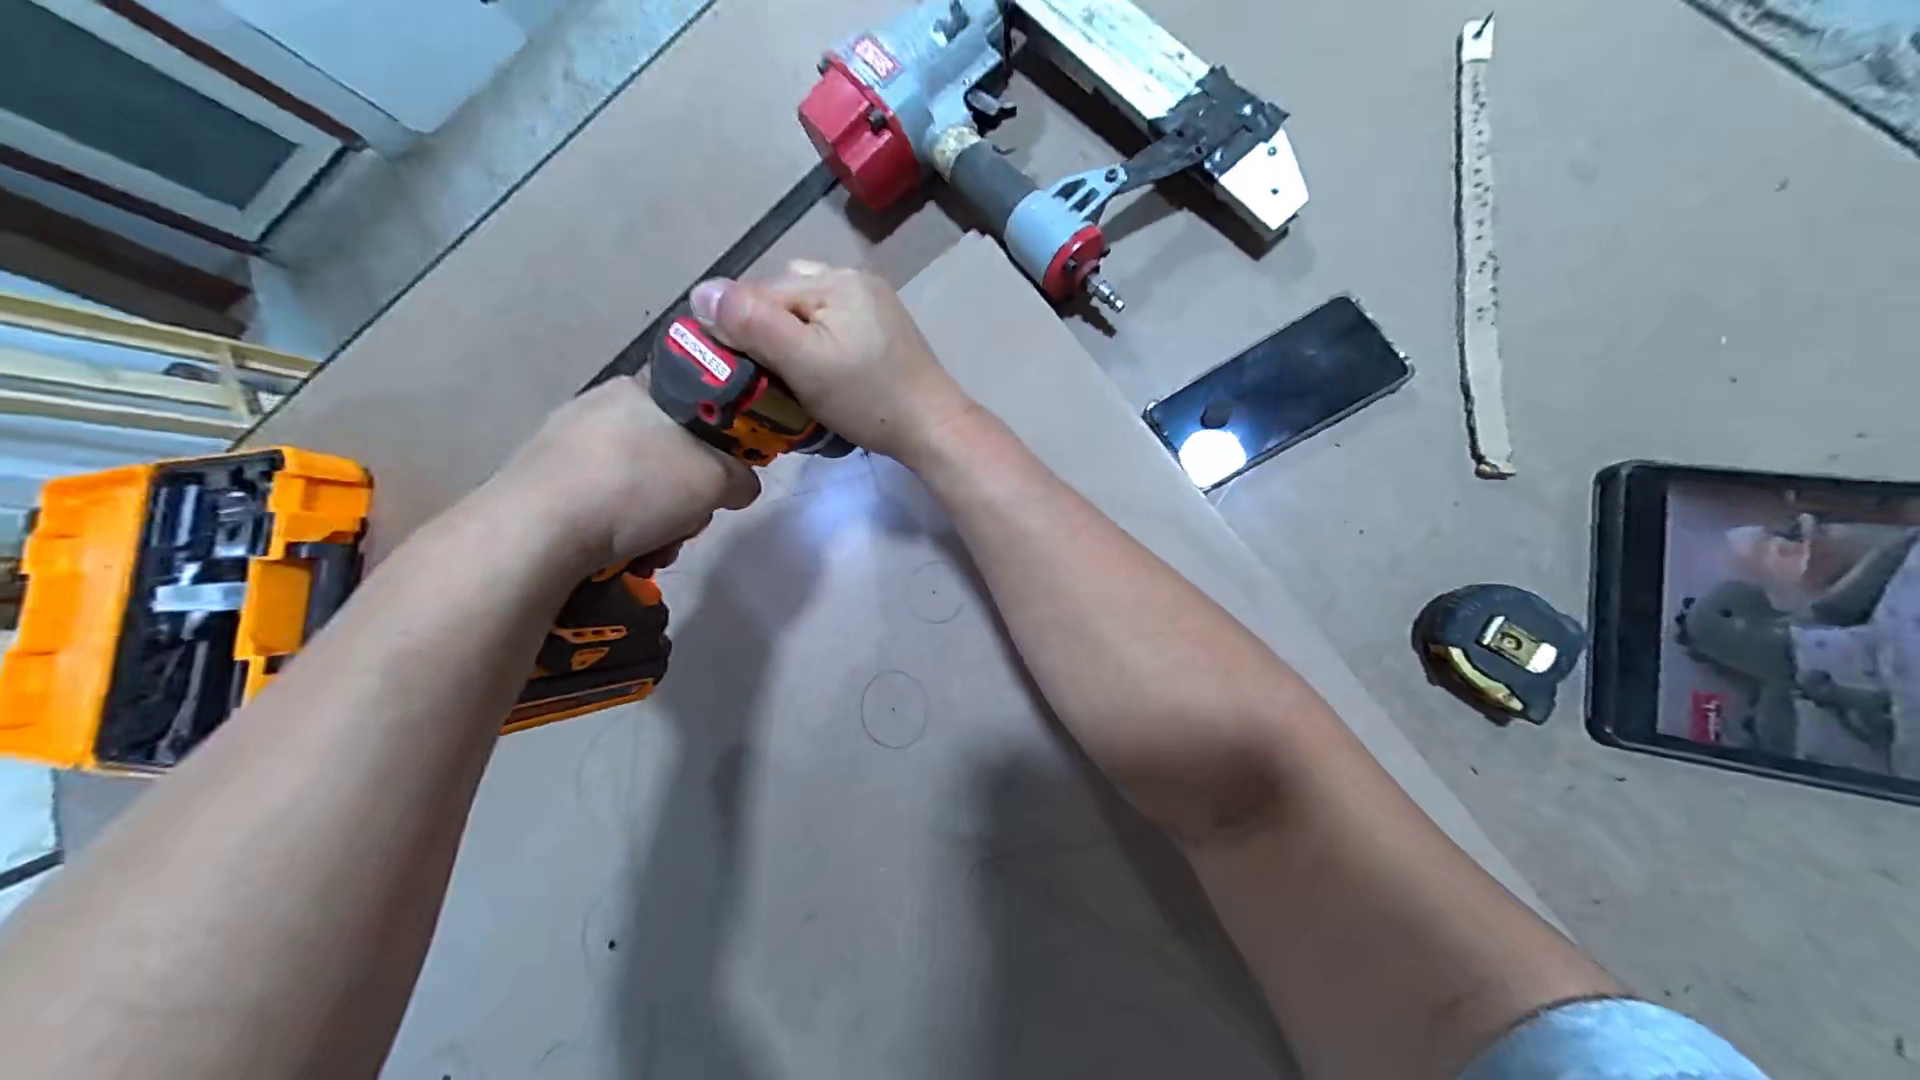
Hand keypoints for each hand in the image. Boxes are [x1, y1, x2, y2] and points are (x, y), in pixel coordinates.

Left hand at [478, 376, 759, 575]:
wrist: (538, 530)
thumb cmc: (638, 486)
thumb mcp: (718, 480)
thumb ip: (743, 478)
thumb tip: (738, 486)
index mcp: (643, 389)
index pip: (700, 405)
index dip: (722, 444)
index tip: (725, 478)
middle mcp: (604, 406)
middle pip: (673, 454)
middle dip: (689, 498)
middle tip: (690, 523)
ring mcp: (569, 443)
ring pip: (642, 483)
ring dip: (661, 521)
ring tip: (656, 550)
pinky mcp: (546, 480)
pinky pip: (607, 500)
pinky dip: (624, 528)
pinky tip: (626, 553)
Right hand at [690, 261, 978, 464]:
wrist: (932, 427)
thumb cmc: (868, 399)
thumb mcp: (804, 363)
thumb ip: (753, 325)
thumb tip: (701, 291)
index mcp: (835, 279)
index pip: (760, 292)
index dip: (739, 330)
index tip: (737, 372)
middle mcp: (853, 280)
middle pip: (783, 299)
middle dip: (766, 335)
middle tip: (767, 380)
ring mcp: (871, 304)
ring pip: (805, 314)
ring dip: (789, 342)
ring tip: (792, 379)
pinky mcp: (881, 331)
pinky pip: (830, 327)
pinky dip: (815, 347)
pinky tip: (819, 374)